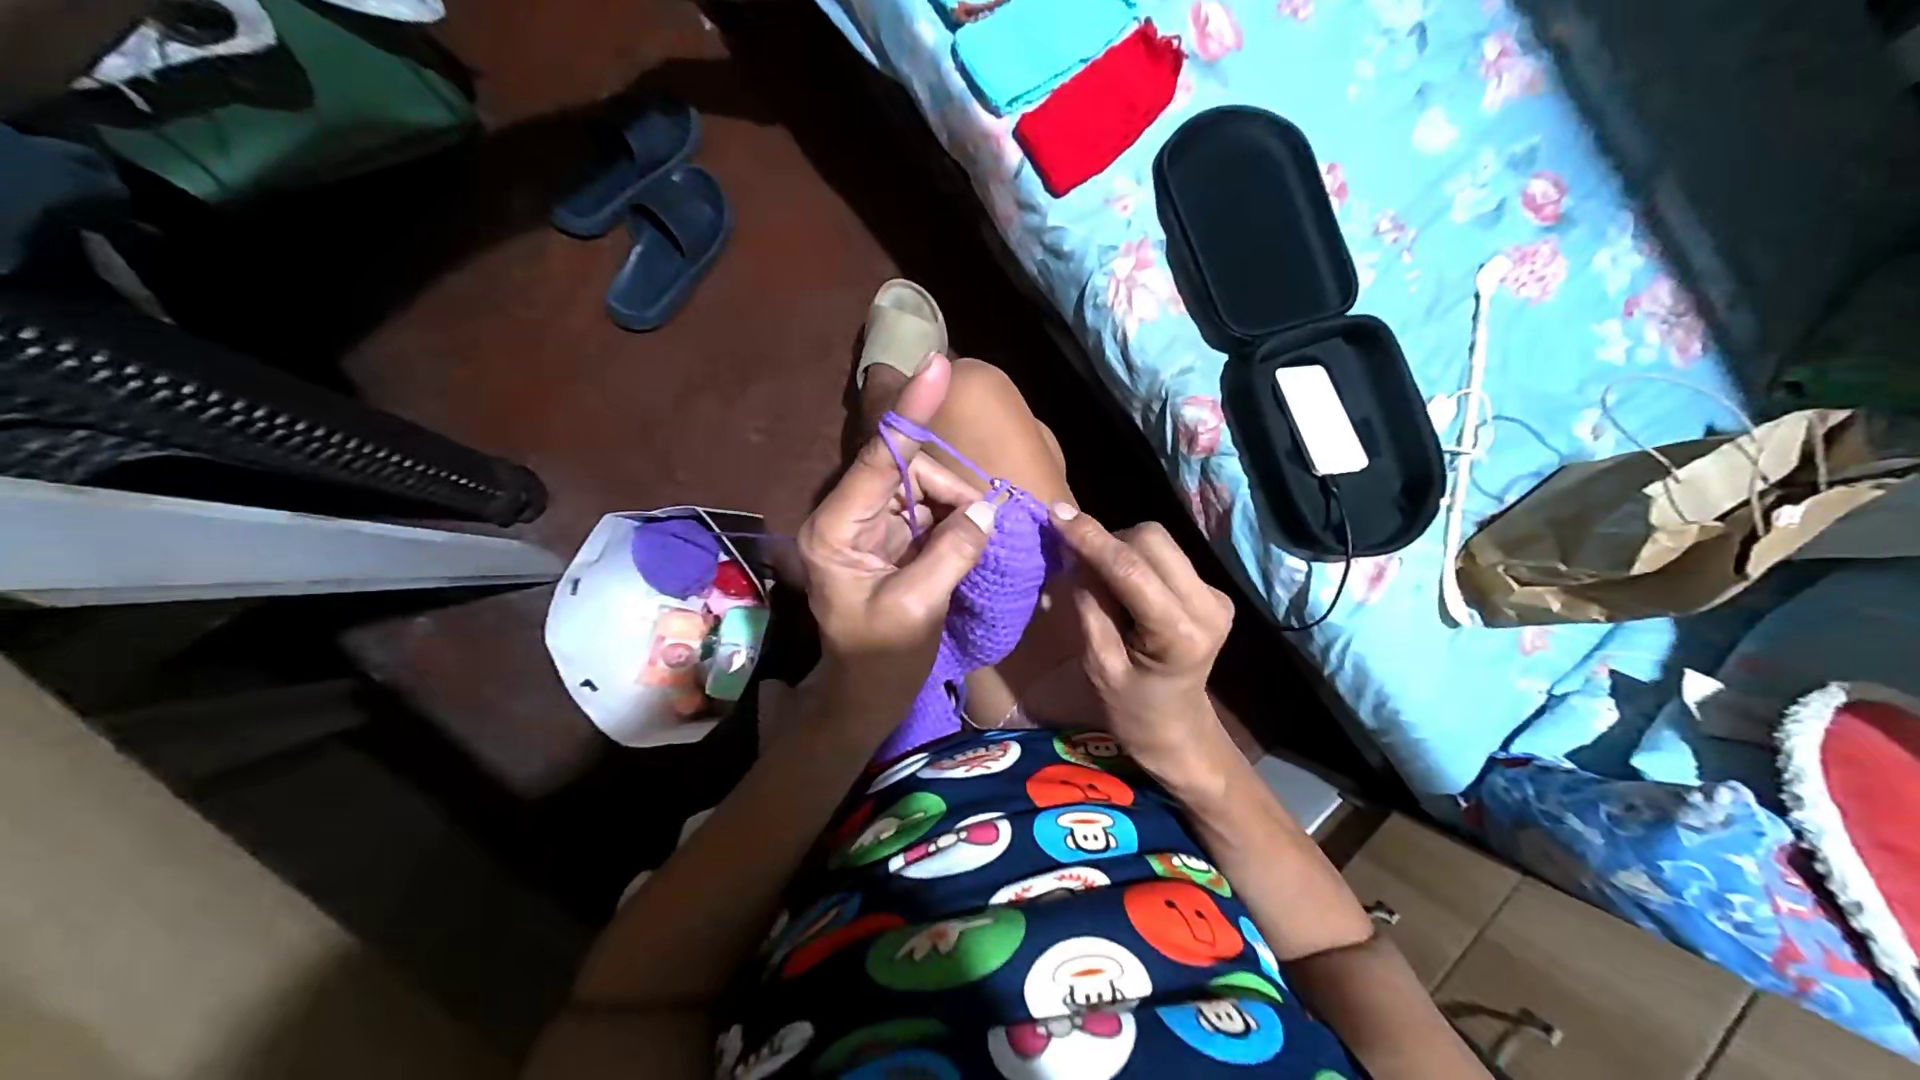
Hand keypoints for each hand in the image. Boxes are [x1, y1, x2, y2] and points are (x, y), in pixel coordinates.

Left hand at [797, 354, 995, 703]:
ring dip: (956, 505)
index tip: (938, 366)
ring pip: (924, 484)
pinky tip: (965, 540)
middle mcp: (847, 515)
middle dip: (951, 491)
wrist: (867, 693)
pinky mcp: (890, 534)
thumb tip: (988, 508)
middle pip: (908, 468)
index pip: (878, 458)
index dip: (911, 412)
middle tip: (982, 527)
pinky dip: (955, 517)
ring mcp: (870, 522)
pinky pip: (929, 505)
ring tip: (971, 544)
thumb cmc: (881, 661)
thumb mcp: (916, 609)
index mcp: (835, 530)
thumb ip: (952, 551)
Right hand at [1048, 507, 1235, 772]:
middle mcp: (1208, 605)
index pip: (1131, 570)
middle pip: (1152, 539)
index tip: (1056, 514)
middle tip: (1079, 564)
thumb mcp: (1098, 664)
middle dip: (1109, 542)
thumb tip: (1072, 552)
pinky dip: (1137, 559)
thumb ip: (1088, 605)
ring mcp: (1215, 595)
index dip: (1091, 538)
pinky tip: (1126, 589)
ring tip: (1103, 582)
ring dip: (1122, 548)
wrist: (1178, 729)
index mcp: (1180, 634)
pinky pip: (1166, 555)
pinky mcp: (1212, 590)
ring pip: (1160, 541)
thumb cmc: (1132, 709)